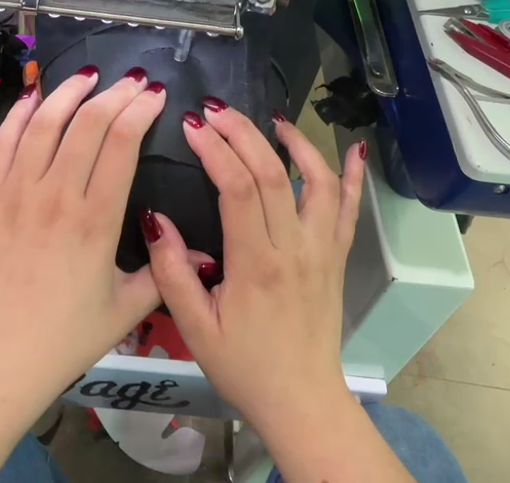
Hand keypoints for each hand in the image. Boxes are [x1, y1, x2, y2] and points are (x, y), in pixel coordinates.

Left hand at [0, 66, 167, 406]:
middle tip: (135, 81)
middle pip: (88, 123)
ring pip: (45, 122)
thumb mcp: (125, 311)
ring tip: (90, 77)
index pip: (123, 142)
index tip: (156, 95)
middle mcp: (56, 195)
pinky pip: (3, 142)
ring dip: (70, 92)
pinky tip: (34, 98)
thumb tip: (204, 256)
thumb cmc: (61, 339)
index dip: (142, 109)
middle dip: (117, 93)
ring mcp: (16, 192)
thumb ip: (164, 275)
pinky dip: (20, 114)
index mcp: (96, 220)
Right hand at [142, 103, 367, 437]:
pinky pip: (350, 210)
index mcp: (257, 264)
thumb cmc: (244, 366)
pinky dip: (354, 176)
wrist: (302, 400)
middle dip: (242, 132)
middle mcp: (295, 248)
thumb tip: (155, 217)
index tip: (192, 124)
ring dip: (296, 142)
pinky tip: (354, 148)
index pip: (238, 188)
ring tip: (270, 119)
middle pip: (273, 173)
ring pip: (318, 181)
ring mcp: (323, 249)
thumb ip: (172, 272)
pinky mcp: (338, 256)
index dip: (215, 149)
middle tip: (215, 109)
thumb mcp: (194, 329)